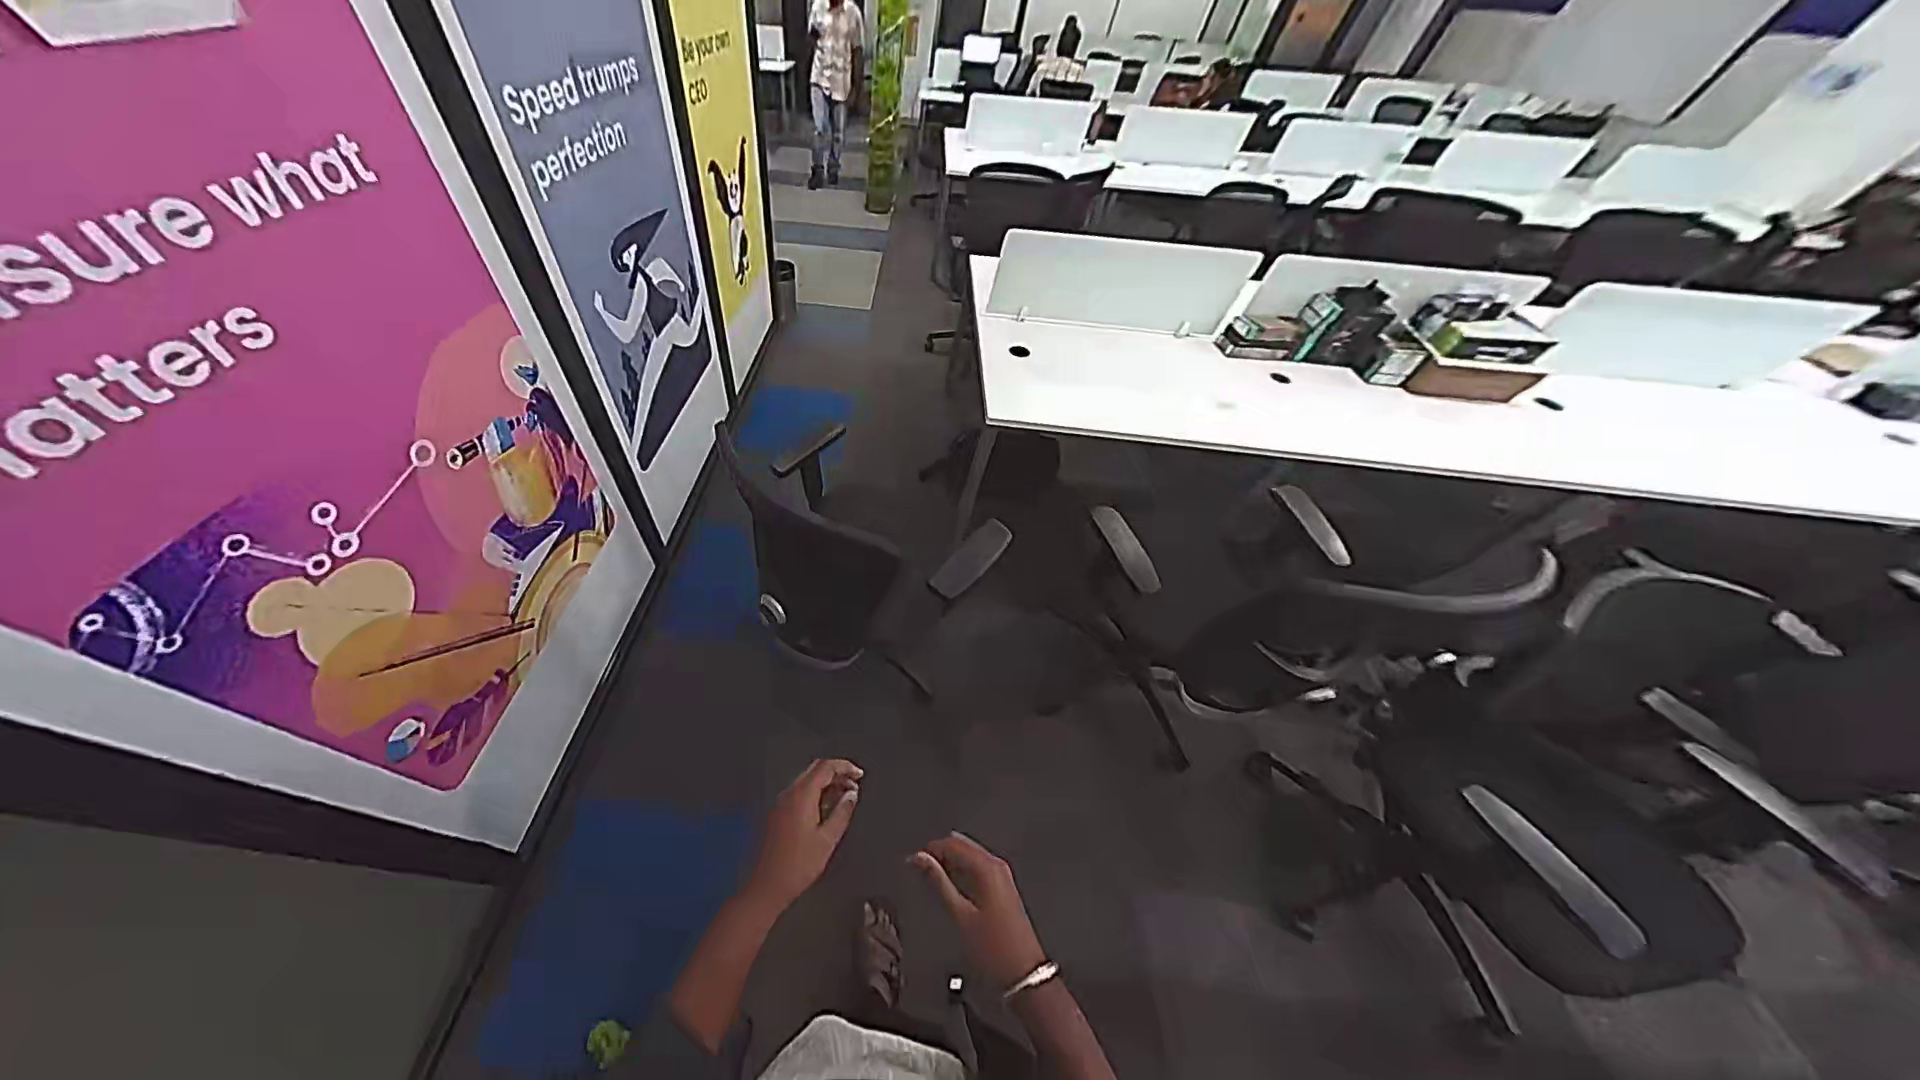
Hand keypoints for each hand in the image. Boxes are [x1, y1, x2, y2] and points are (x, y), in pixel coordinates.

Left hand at [745, 758, 861, 911]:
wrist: (768, 886)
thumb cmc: (799, 865)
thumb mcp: (828, 838)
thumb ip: (843, 811)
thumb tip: (852, 794)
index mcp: (801, 795)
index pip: (825, 767)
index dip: (845, 767)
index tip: (859, 775)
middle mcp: (788, 794)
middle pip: (815, 769)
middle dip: (836, 772)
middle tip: (854, 784)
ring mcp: (781, 803)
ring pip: (807, 780)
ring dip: (827, 783)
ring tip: (844, 797)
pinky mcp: (778, 813)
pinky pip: (800, 792)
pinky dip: (816, 792)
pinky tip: (827, 807)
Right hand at [912, 832, 1047, 988]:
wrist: (1022, 974)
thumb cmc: (994, 948)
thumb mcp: (960, 914)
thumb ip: (938, 882)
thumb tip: (921, 859)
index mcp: (987, 867)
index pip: (953, 844)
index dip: (930, 849)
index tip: (913, 860)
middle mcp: (997, 867)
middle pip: (963, 847)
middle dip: (940, 853)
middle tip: (919, 866)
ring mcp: (1003, 878)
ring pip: (971, 857)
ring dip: (950, 862)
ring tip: (930, 876)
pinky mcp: (1004, 890)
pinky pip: (979, 869)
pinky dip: (962, 871)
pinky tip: (951, 884)